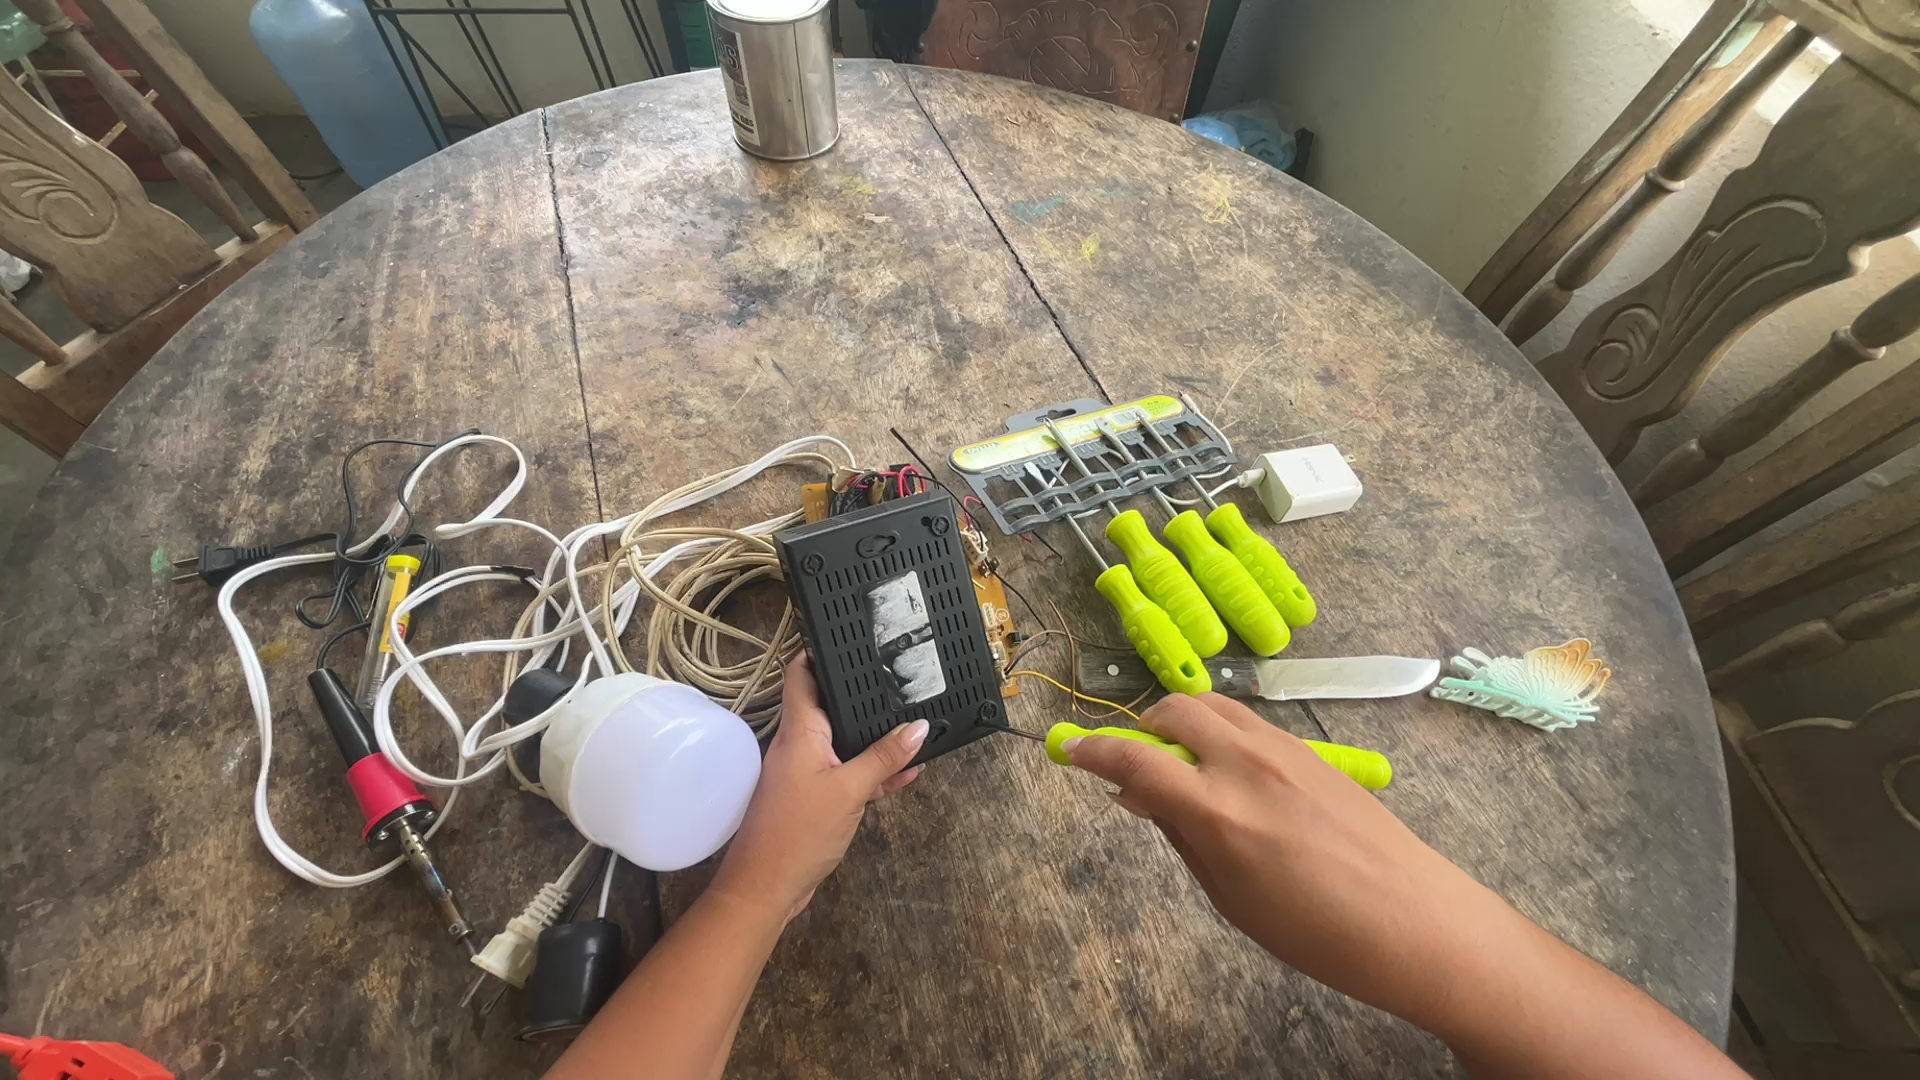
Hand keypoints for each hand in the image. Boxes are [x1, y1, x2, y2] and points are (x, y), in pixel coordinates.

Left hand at [710, 655, 926, 922]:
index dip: (818, 650)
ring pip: (846, 741)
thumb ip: (884, 757)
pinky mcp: (817, 797)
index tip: (849, 633)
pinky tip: (909, 770)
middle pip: (830, 705)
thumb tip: (920, 726)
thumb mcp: (849, 790)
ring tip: (914, 719)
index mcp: (800, 730)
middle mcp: (801, 743)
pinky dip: (875, 770)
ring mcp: (809, 771)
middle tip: (897, 671)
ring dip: (875, 736)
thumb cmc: (799, 831)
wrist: (765, 889)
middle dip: (861, 692)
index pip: (800, 674)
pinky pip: (851, 772)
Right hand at [1065, 693, 1521, 1028]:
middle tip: (1140, 761)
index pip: (1137, 761)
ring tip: (1183, 759)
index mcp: (1220, 812)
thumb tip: (1136, 793)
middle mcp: (1245, 763)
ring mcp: (1281, 748)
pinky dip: (1217, 727)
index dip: (1093, 750)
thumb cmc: (1317, 932)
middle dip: (1142, 728)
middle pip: (1172, 711)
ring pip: (1210, 703)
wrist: (1419, 922)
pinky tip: (1228, 767)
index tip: (1068, 748)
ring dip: (1180, 721)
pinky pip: (1244, 718)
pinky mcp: (1307, 746)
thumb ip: (1179, 832)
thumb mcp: (1230, 896)